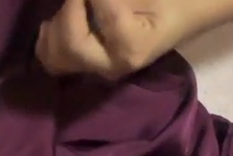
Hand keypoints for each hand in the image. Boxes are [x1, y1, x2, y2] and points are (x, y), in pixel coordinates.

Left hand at [36, 0, 178, 78]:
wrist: (184, 17)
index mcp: (132, 47)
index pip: (105, 14)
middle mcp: (109, 67)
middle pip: (71, 45)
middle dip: (70, 8)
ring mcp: (96, 71)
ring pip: (56, 57)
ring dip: (57, 24)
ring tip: (74, 4)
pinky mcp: (86, 69)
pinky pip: (54, 61)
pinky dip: (48, 40)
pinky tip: (55, 21)